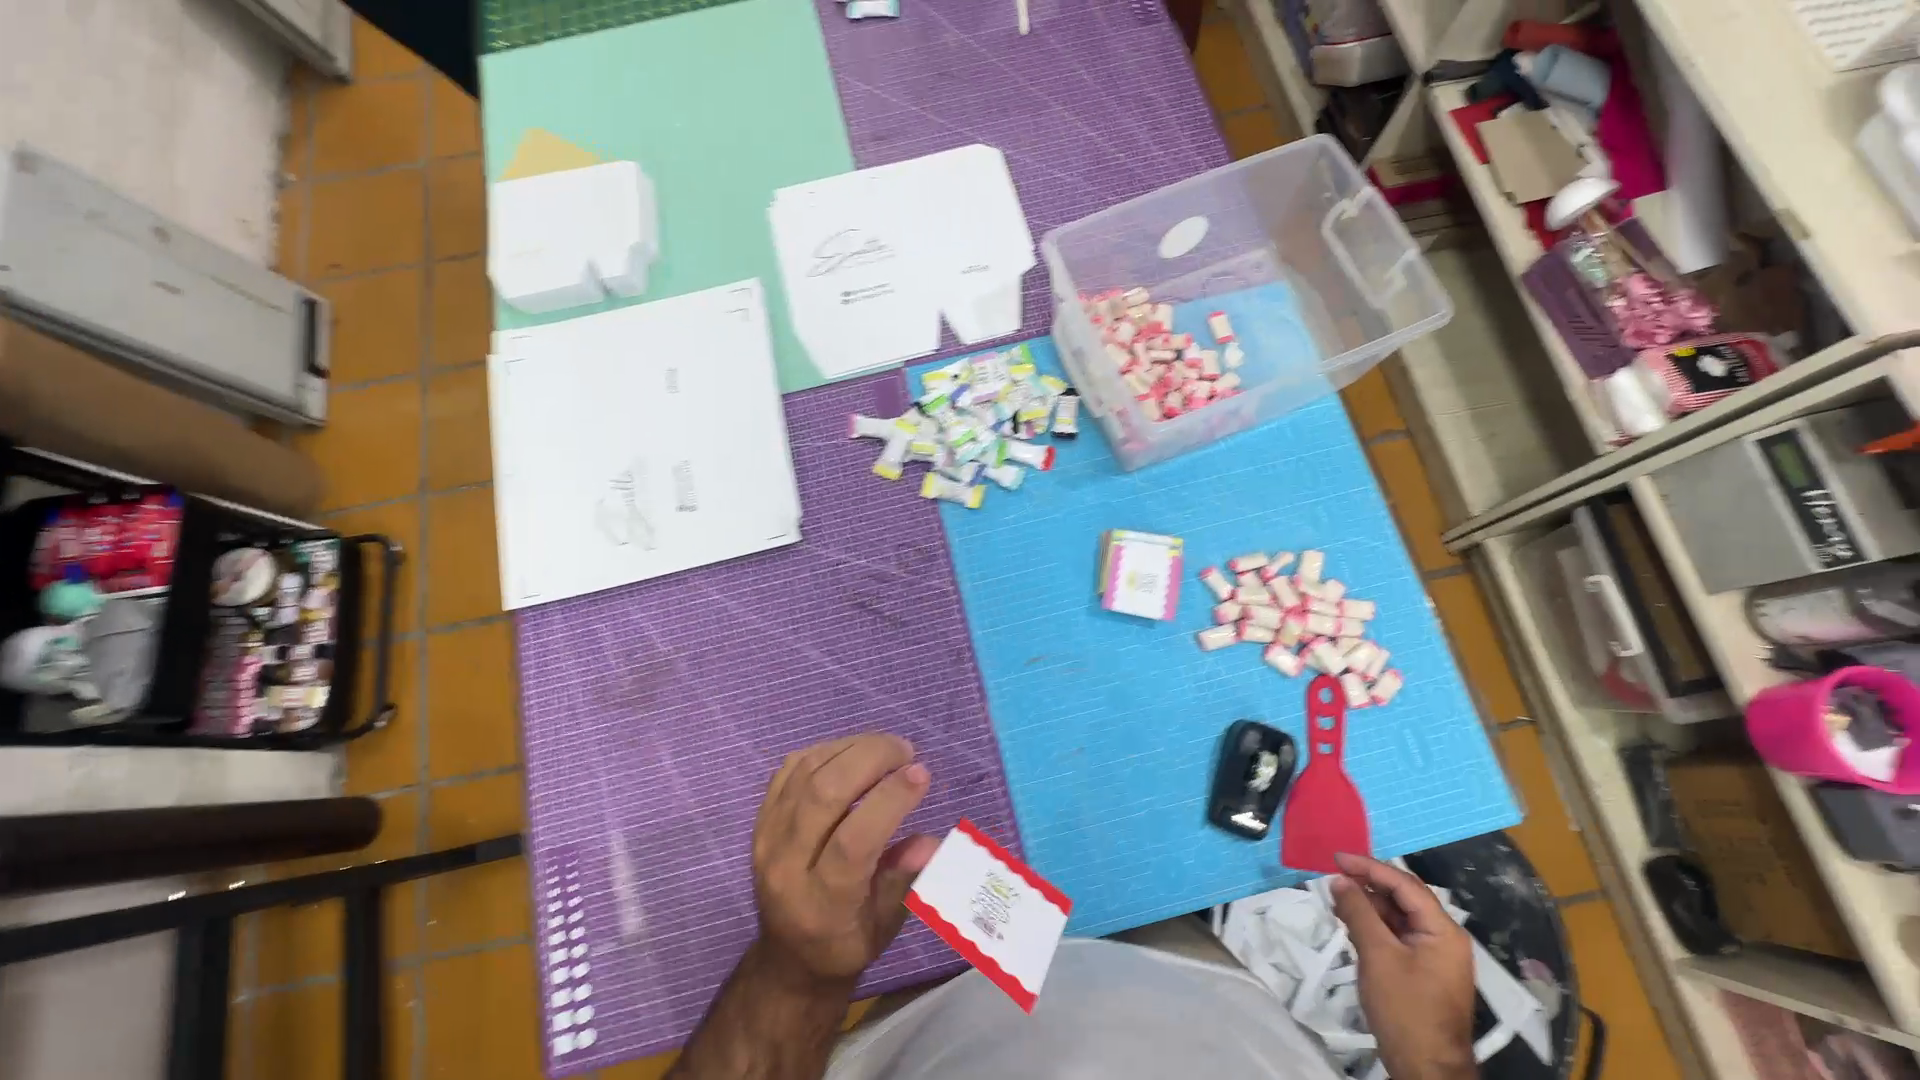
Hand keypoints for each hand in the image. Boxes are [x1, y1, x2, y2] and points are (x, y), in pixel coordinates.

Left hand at [751, 734, 939, 989]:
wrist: (787, 957)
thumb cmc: (846, 942)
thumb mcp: (885, 925)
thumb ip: (906, 880)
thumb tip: (931, 841)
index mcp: (822, 904)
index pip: (853, 841)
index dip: (889, 800)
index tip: (922, 773)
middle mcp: (786, 867)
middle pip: (823, 794)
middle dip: (871, 759)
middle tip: (906, 751)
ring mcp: (767, 839)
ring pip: (806, 772)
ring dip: (851, 747)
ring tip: (887, 747)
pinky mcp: (760, 820)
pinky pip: (790, 769)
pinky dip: (825, 750)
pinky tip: (853, 752)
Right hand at [1328, 853, 1476, 1079]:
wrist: (1425, 1067)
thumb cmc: (1404, 1008)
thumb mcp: (1377, 955)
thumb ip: (1358, 912)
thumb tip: (1339, 880)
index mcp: (1443, 930)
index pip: (1404, 885)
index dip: (1369, 867)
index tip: (1337, 858)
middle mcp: (1444, 938)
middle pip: (1404, 898)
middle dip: (1369, 884)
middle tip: (1334, 875)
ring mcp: (1434, 956)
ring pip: (1399, 917)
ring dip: (1369, 905)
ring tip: (1336, 898)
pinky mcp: (1423, 971)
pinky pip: (1397, 936)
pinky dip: (1374, 925)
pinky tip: (1351, 922)